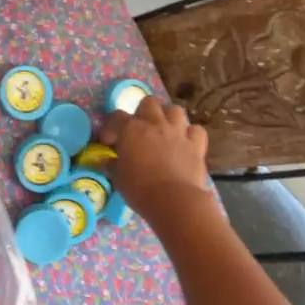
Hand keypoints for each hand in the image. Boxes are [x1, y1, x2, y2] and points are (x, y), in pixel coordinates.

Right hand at [100, 95, 210, 221]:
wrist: (175, 201)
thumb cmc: (140, 189)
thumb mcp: (118, 178)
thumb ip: (113, 165)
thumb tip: (108, 161)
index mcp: (131, 129)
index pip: (116, 117)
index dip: (110, 128)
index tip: (109, 142)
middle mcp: (155, 124)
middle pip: (148, 103)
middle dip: (142, 113)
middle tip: (139, 130)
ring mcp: (178, 132)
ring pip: (174, 110)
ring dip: (168, 117)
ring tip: (163, 130)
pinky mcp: (196, 145)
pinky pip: (196, 130)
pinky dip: (190, 134)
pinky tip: (185, 142)